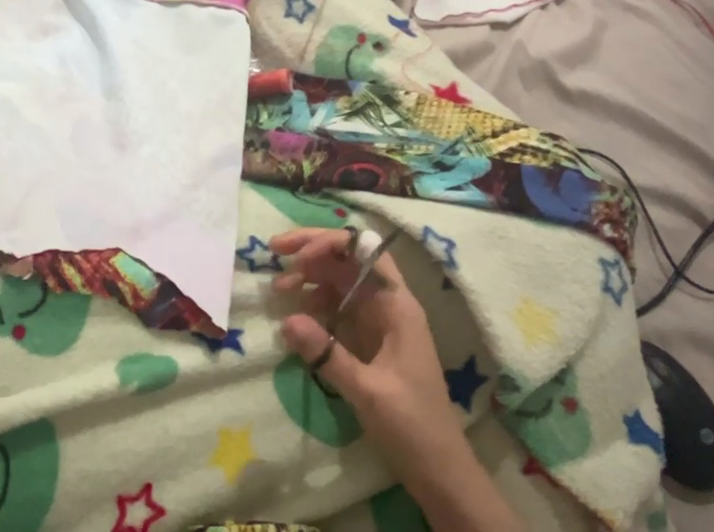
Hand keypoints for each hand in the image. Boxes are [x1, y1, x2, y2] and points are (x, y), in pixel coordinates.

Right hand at [272, 227, 521, 531]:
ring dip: (310, 277)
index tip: (297, 258)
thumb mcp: (367, 391)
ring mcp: (378, 323)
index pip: (364, 251)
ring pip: (340, 282)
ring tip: (279, 290)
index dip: (330, 244)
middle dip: (312, 251)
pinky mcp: (368, 342)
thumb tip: (285, 320)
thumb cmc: (412, 425)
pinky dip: (314, 304)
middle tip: (274, 251)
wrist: (439, 470)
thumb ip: (327, 354)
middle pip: (348, 260)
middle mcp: (388, 305)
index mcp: (398, 306)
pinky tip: (295, 315)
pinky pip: (338, 308)